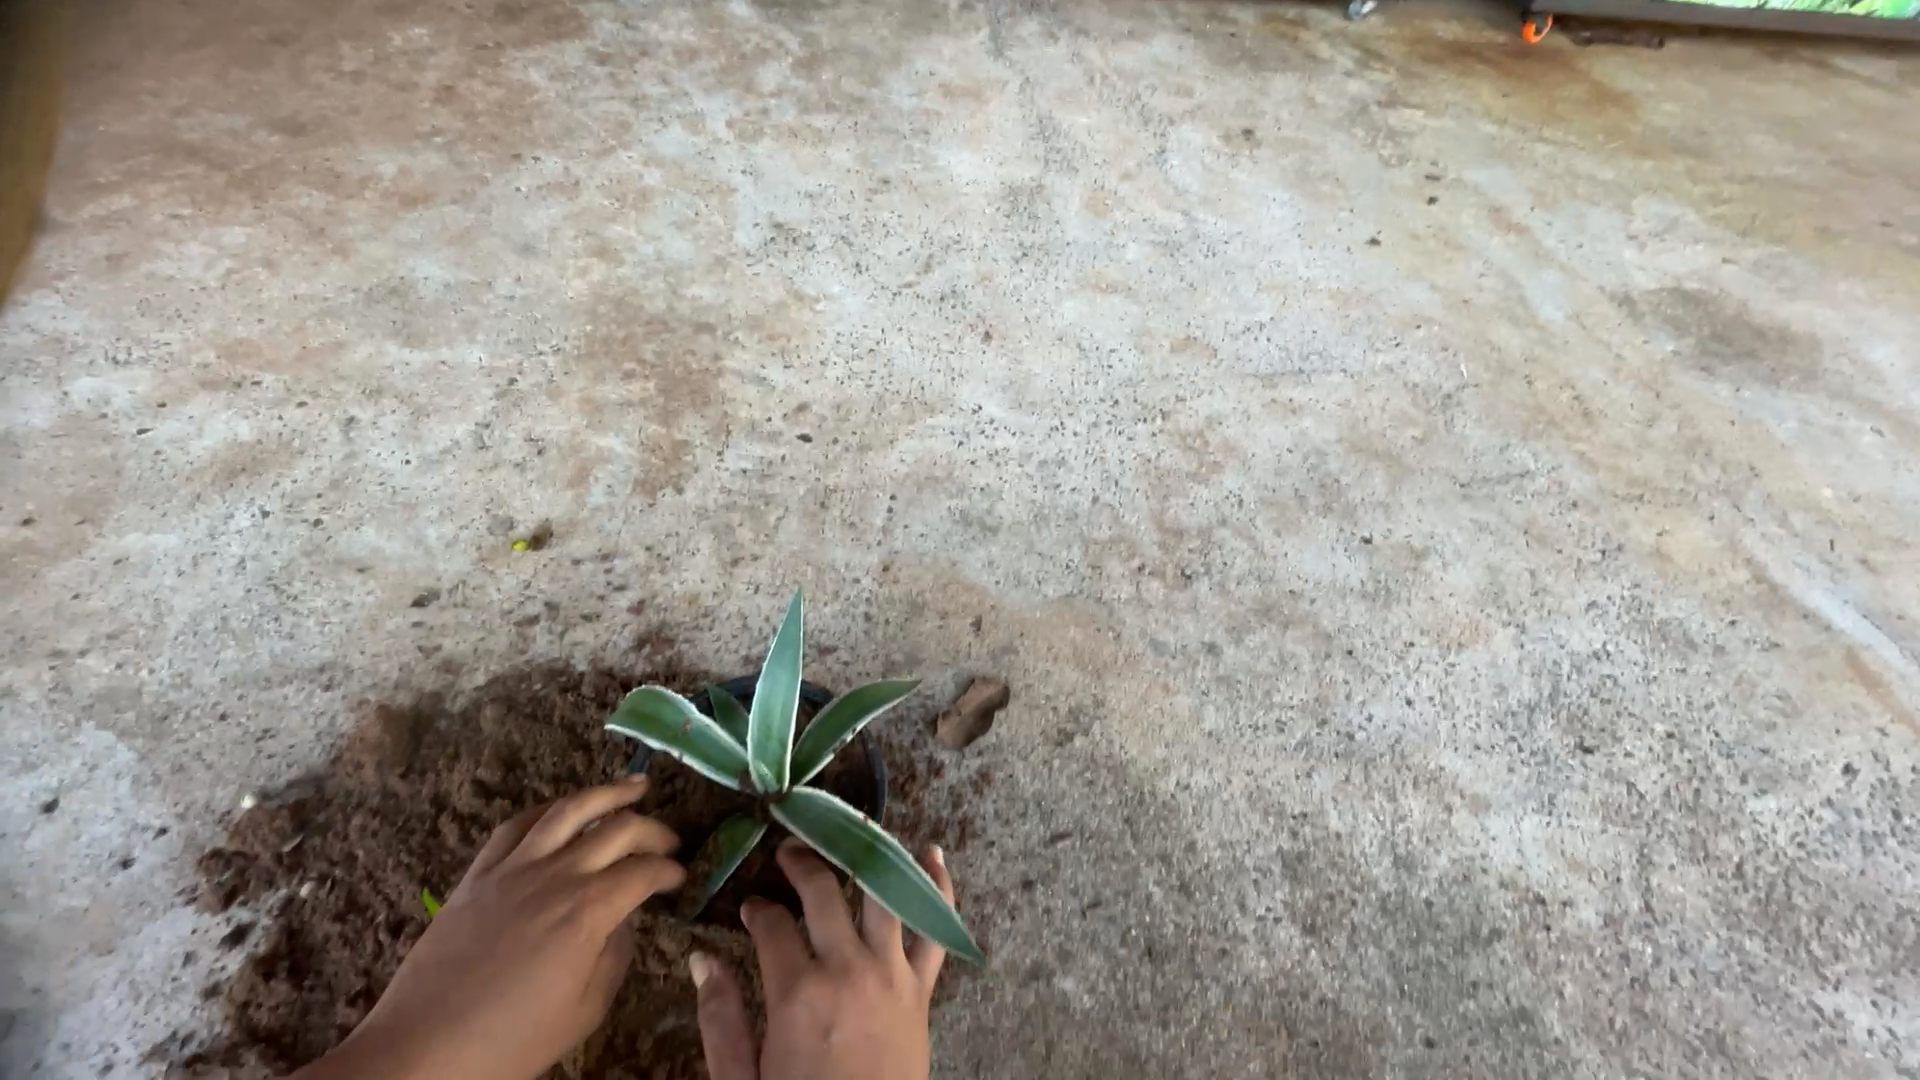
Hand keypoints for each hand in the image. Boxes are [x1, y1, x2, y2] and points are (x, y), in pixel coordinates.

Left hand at [294, 777, 685, 1079]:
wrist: (420, 1054)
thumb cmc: (510, 1042)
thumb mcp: (585, 1010)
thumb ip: (616, 956)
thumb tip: (625, 920)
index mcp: (590, 911)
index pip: (646, 872)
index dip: (670, 871)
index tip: (679, 878)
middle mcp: (559, 876)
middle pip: (620, 829)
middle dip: (655, 831)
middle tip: (669, 841)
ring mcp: (516, 868)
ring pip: (571, 810)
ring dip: (610, 793)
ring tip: (636, 785)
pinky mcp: (480, 873)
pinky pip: (517, 825)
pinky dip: (548, 810)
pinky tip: (564, 809)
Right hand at [692, 839, 956, 1079]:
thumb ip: (720, 1019)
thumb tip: (701, 959)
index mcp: (797, 992)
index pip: (773, 925)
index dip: (758, 908)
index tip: (751, 907)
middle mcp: (848, 968)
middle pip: (824, 892)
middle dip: (802, 863)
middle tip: (789, 851)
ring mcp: (892, 973)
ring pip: (882, 893)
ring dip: (866, 856)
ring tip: (852, 832)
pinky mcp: (922, 989)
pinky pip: (936, 930)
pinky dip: (939, 887)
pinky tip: (932, 853)